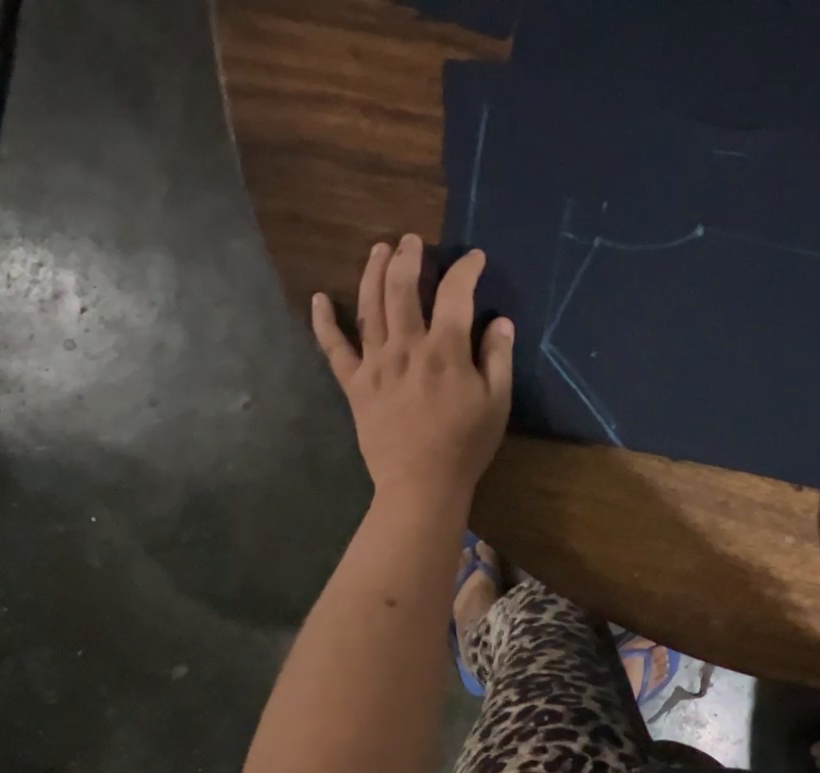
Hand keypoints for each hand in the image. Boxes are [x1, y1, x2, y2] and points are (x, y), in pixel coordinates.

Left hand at [312, 235, 513, 506]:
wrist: (421, 485)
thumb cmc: (465, 446)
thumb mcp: (497, 404)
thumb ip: (498, 358)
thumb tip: (499, 321)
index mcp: (445, 351)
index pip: (455, 294)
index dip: (466, 269)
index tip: (474, 258)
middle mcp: (406, 347)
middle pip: (402, 288)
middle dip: (409, 257)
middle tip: (412, 241)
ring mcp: (375, 364)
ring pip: (369, 306)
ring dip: (373, 272)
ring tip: (379, 250)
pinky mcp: (354, 384)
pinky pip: (334, 348)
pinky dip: (323, 322)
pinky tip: (319, 298)